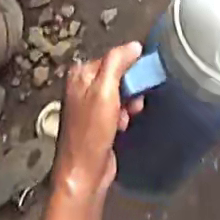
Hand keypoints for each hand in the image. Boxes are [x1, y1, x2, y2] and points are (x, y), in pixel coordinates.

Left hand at [52, 41, 144, 203]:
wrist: (84, 174)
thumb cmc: (91, 133)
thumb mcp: (105, 91)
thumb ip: (117, 62)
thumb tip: (133, 45)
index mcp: (81, 74)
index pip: (114, 57)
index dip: (130, 68)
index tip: (139, 80)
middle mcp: (83, 86)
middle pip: (118, 74)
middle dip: (131, 87)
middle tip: (134, 101)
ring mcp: (89, 105)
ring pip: (121, 92)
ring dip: (129, 102)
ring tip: (127, 116)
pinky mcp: (98, 121)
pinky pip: (118, 108)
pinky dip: (124, 114)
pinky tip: (122, 125)